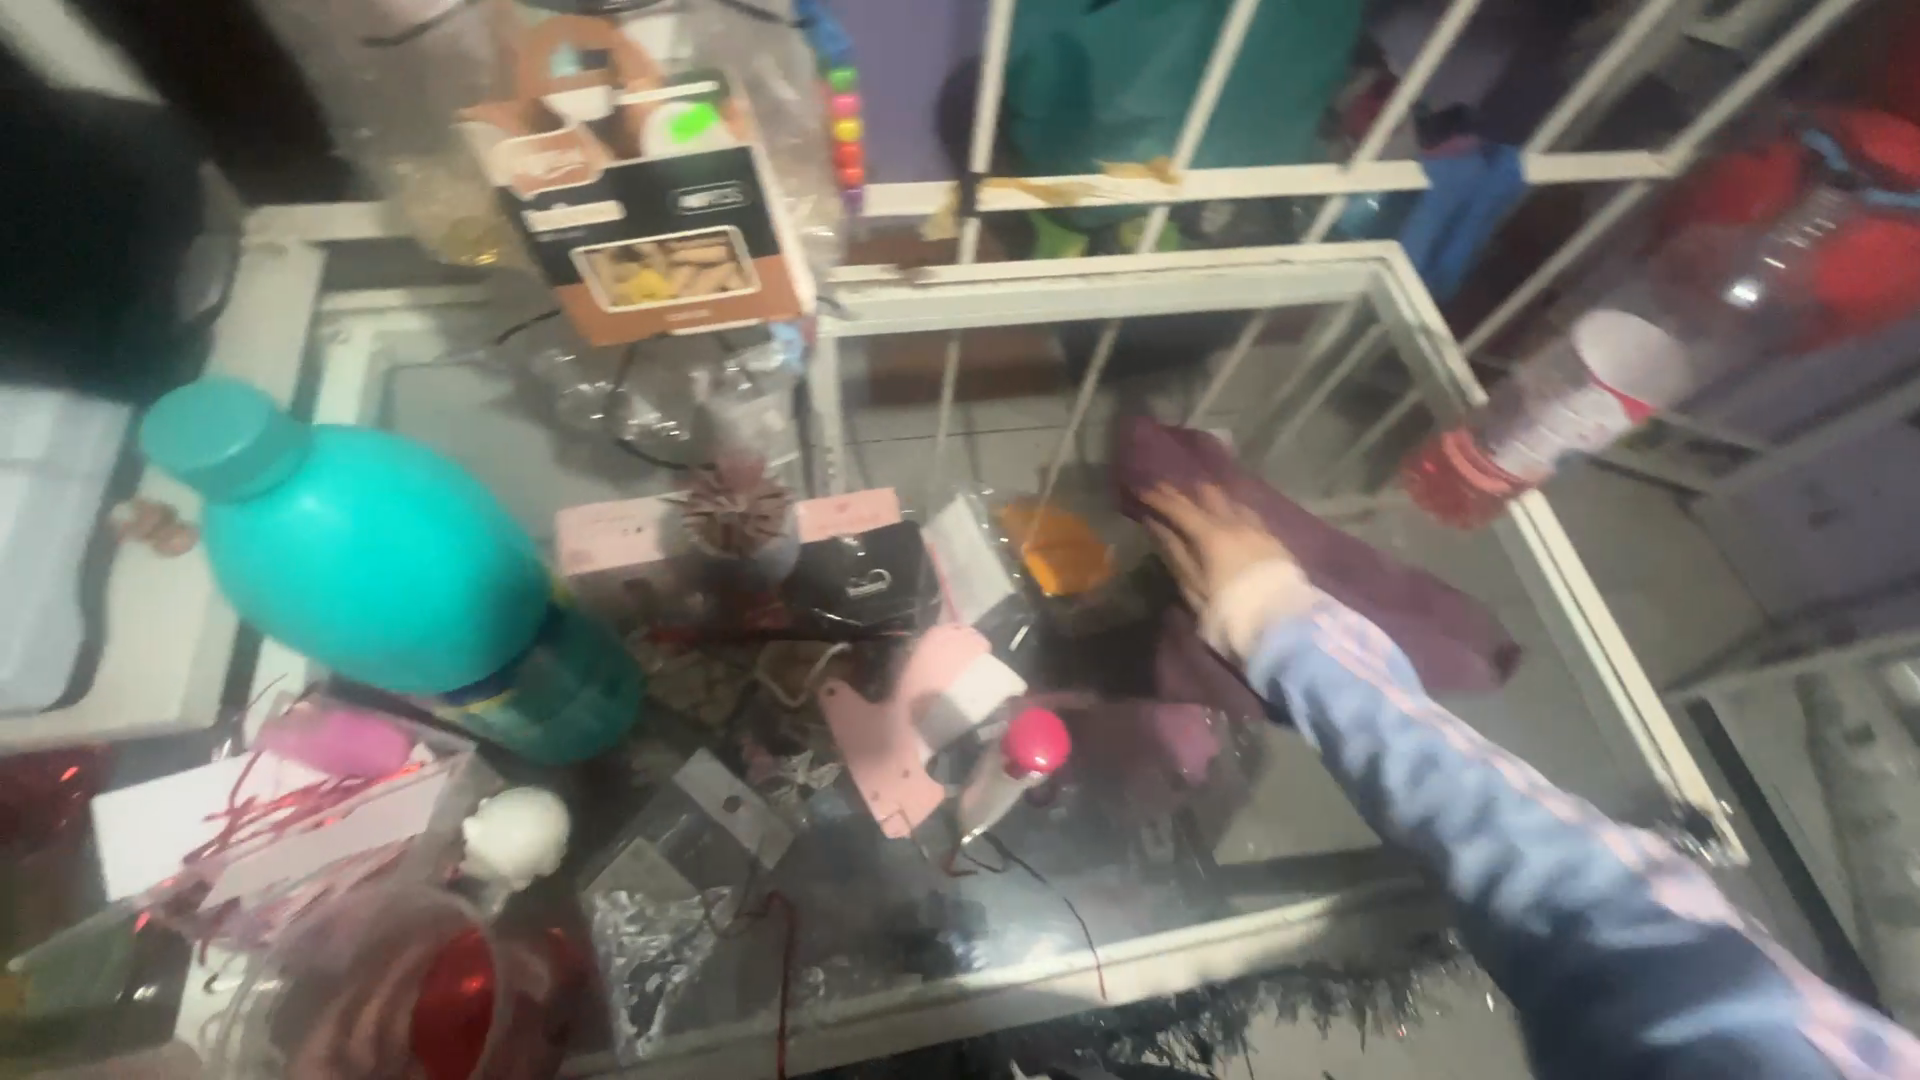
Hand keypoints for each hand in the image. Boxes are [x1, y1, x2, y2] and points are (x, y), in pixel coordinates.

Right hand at [1142, 484, 1292, 612]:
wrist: (1283, 626)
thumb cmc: (1229, 610)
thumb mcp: (1192, 586)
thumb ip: (1175, 552)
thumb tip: (1156, 526)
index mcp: (1211, 535)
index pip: (1179, 508)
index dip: (1158, 498)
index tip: (1142, 490)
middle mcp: (1235, 524)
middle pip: (1207, 495)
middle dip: (1184, 491)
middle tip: (1166, 490)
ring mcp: (1258, 529)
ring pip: (1231, 500)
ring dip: (1210, 497)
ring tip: (1198, 499)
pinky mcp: (1273, 539)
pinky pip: (1248, 514)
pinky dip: (1232, 509)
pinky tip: (1230, 514)